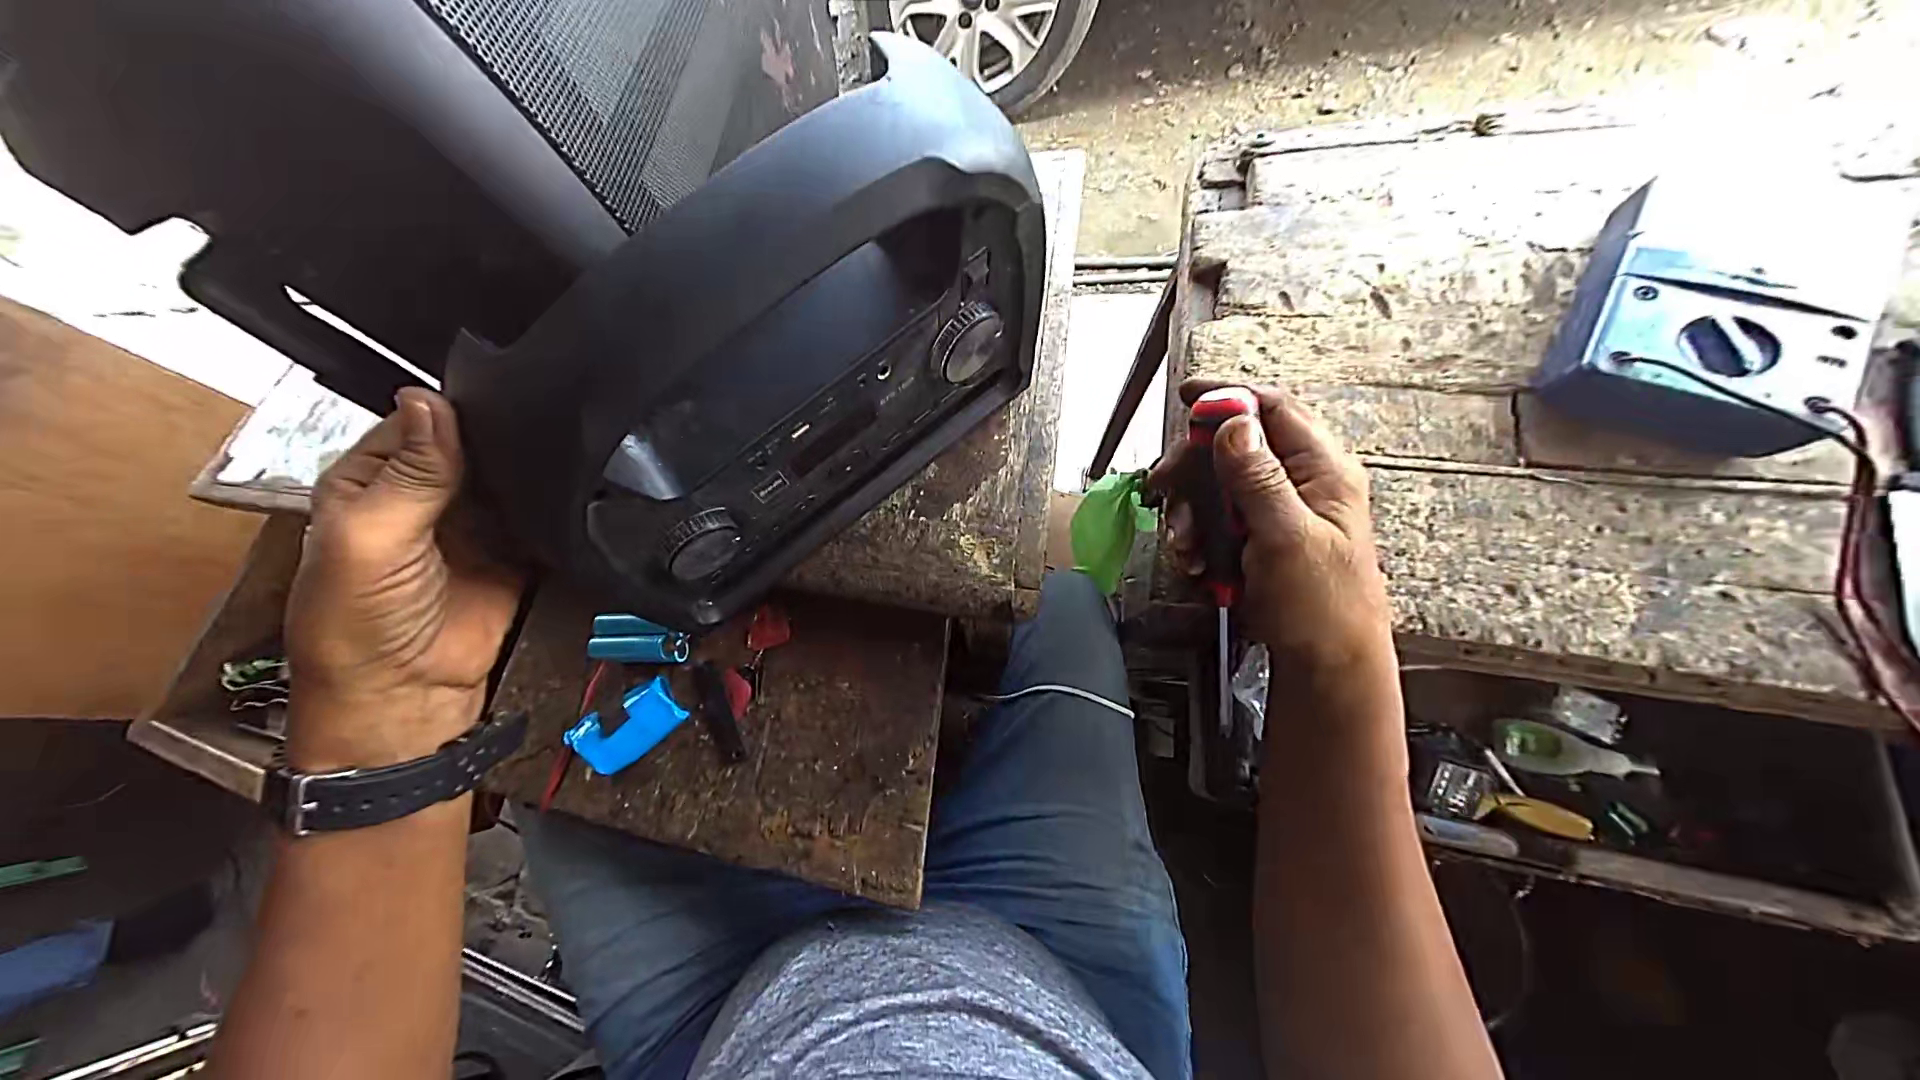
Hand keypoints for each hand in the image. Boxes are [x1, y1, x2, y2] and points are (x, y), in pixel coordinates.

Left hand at [285, 388, 524, 770]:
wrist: (412, 691)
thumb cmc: (357, 624)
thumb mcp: (370, 540)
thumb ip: (408, 475)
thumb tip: (430, 400)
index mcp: (376, 478)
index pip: (424, 421)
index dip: (460, 409)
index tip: (504, 398)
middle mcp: (428, 494)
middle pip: (478, 445)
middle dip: (507, 439)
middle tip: (541, 431)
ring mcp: (476, 523)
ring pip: (515, 477)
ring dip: (535, 471)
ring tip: (559, 461)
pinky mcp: (516, 549)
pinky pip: (543, 516)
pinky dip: (557, 506)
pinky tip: (570, 494)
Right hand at [1149, 379, 1392, 671]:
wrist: (1325, 665)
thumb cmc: (1322, 606)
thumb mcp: (1287, 538)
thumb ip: (1258, 478)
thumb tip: (1233, 422)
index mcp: (1322, 470)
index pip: (1273, 409)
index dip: (1229, 397)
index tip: (1186, 397)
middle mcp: (1299, 482)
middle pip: (1233, 445)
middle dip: (1193, 467)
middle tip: (1164, 487)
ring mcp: (1276, 509)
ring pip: (1216, 484)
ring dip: (1190, 509)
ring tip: (1185, 544)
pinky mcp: (1256, 536)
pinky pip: (1215, 518)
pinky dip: (1196, 534)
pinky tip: (1194, 560)